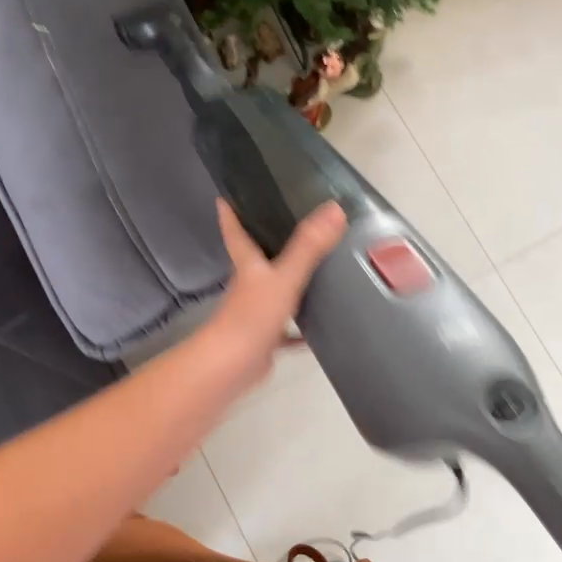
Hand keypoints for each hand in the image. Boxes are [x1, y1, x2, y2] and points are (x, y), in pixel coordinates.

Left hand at [197, 199, 347, 387]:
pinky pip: (286, 329)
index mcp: (248, 265)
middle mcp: (249, 285)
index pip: (237, 232)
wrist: (233, 365)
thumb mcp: (285, 277)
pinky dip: (300, 329)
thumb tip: (334, 208)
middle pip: (256, 259)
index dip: (231, 214)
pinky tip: (319, 327)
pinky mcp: (265, 338)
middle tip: (287, 225)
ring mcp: (256, 313)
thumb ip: (309, 246)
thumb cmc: (253, 315)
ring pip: (273, 291)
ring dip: (288, 282)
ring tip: (314, 269)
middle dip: (266, 243)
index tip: (227, 196)